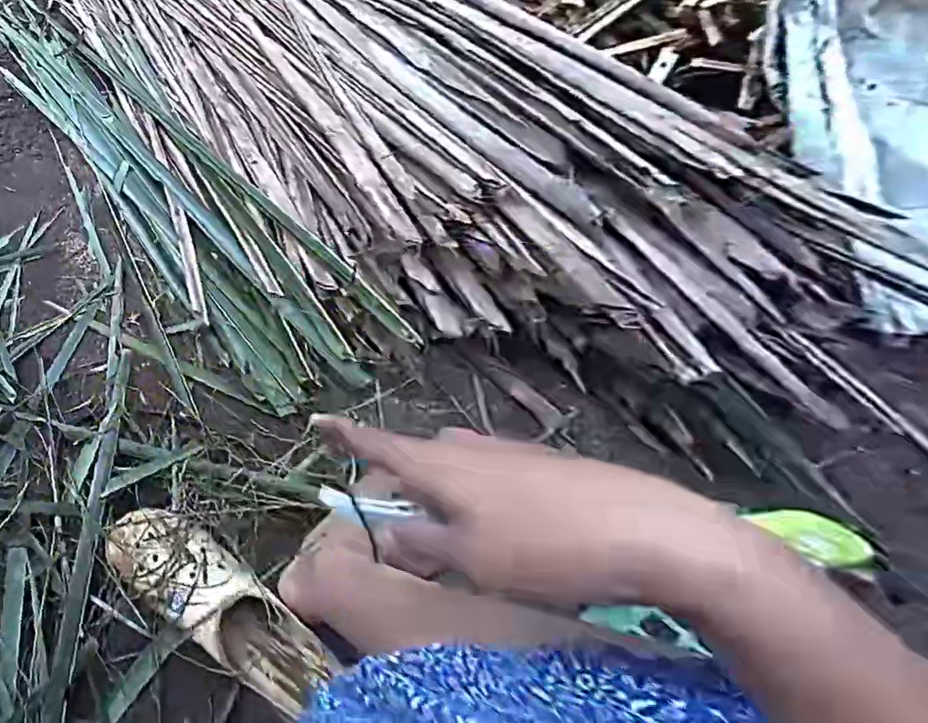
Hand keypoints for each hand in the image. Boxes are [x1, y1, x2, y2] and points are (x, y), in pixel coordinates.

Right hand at [314, 415, 754, 609]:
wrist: (664, 533)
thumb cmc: (548, 548)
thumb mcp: (474, 560)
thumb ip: (422, 543)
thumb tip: (388, 531)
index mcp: (434, 463)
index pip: (372, 442)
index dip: (341, 433)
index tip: (316, 419)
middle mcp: (463, 445)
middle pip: (417, 457)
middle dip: (407, 481)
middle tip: (415, 519)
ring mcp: (507, 450)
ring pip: (461, 466)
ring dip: (453, 492)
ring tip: (477, 534)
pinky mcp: (548, 461)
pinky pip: (499, 474)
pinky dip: (493, 496)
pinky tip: (528, 531)